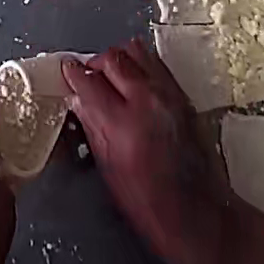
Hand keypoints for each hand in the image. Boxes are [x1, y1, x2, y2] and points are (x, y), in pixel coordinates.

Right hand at [61, 40, 240, 263]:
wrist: (197, 212)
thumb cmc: (146, 202)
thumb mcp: (108, 167)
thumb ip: (92, 125)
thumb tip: (77, 98)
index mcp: (122, 123)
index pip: (89, 83)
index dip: (73, 73)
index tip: (66, 70)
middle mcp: (146, 100)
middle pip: (112, 59)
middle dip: (94, 63)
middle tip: (87, 75)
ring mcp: (167, 94)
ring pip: (135, 52)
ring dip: (118, 59)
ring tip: (111, 75)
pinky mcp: (182, 94)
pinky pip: (155, 63)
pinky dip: (139, 64)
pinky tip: (133, 79)